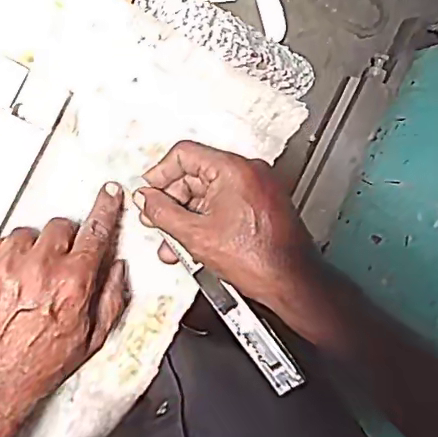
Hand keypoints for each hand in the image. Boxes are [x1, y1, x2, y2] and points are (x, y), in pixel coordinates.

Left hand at [0, 182, 129, 427]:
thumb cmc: (40, 363)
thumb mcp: (92, 339)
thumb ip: (112, 297)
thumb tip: (116, 266)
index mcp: (72, 283)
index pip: (95, 230)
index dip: (105, 208)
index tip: (109, 193)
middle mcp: (40, 268)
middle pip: (61, 226)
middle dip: (64, 243)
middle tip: (58, 268)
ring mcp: (8, 264)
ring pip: (30, 234)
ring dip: (34, 251)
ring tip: (29, 282)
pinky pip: (3, 242)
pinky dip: (9, 257)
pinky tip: (11, 283)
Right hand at [135, 141, 322, 314]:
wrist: (292, 282)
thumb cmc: (258, 259)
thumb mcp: (195, 235)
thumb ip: (162, 212)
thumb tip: (146, 198)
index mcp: (233, 169)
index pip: (184, 154)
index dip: (159, 174)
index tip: (148, 191)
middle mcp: (248, 171)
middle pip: (195, 173)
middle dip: (171, 200)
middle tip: (155, 217)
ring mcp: (258, 186)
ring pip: (209, 192)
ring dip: (186, 214)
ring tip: (172, 239)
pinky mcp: (262, 202)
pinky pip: (225, 202)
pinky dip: (207, 218)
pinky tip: (194, 241)